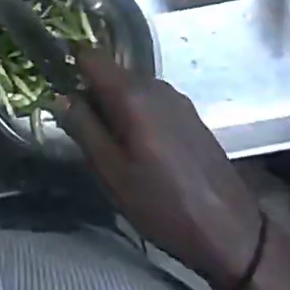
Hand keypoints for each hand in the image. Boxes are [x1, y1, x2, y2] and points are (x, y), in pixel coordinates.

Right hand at [58, 46, 271, 289]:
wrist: (232, 234)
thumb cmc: (163, 203)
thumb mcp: (112, 171)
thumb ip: (82, 127)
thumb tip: (59, 95)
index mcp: (131, 92)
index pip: (89, 55)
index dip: (69, 64)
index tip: (56, 84)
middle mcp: (154, 84)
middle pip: (111, 72)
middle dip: (91, 91)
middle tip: (81, 127)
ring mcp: (176, 97)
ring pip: (131, 87)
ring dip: (115, 104)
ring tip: (111, 143)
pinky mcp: (190, 114)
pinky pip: (151, 100)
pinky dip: (137, 113)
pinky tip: (141, 147)